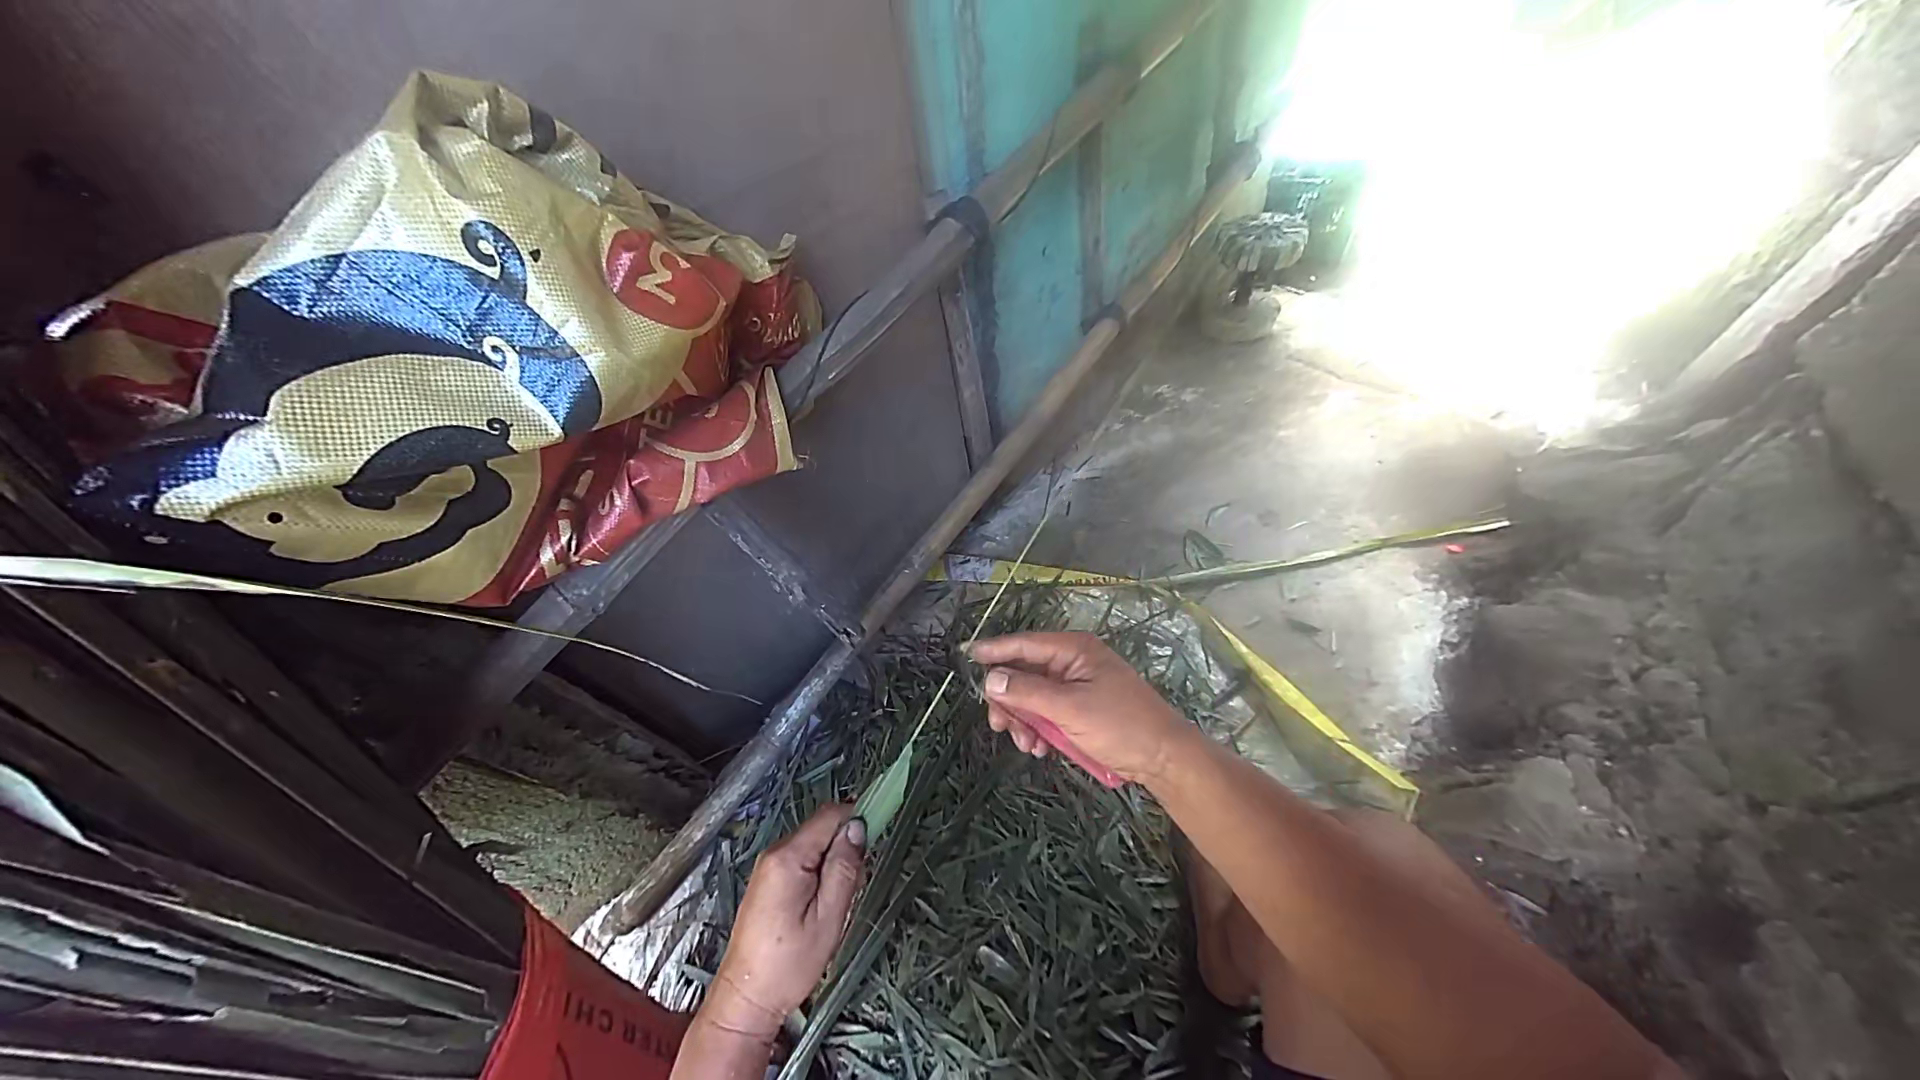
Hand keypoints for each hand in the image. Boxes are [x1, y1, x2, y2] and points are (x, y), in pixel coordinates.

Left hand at [704, 805, 865, 1040]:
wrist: (745, 999)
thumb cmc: (789, 965)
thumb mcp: (828, 918)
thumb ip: (844, 868)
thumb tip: (858, 827)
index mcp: (788, 857)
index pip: (830, 814)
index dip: (857, 819)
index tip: (873, 844)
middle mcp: (775, 852)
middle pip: (822, 828)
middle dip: (845, 847)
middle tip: (853, 886)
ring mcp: (768, 865)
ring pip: (815, 844)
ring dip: (833, 862)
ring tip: (835, 903)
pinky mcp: (768, 879)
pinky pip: (803, 859)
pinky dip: (819, 873)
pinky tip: (819, 906)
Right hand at [968, 631, 1199, 784]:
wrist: (1164, 758)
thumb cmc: (1120, 725)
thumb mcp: (1069, 708)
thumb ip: (1026, 691)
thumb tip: (990, 678)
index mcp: (1073, 650)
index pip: (1024, 644)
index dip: (994, 650)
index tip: (966, 656)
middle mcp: (1073, 663)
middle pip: (1024, 673)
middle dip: (1010, 700)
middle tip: (999, 725)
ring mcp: (1077, 687)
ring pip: (1033, 697)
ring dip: (1024, 720)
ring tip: (1027, 744)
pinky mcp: (1081, 709)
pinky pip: (1048, 714)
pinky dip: (1039, 729)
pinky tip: (1040, 748)